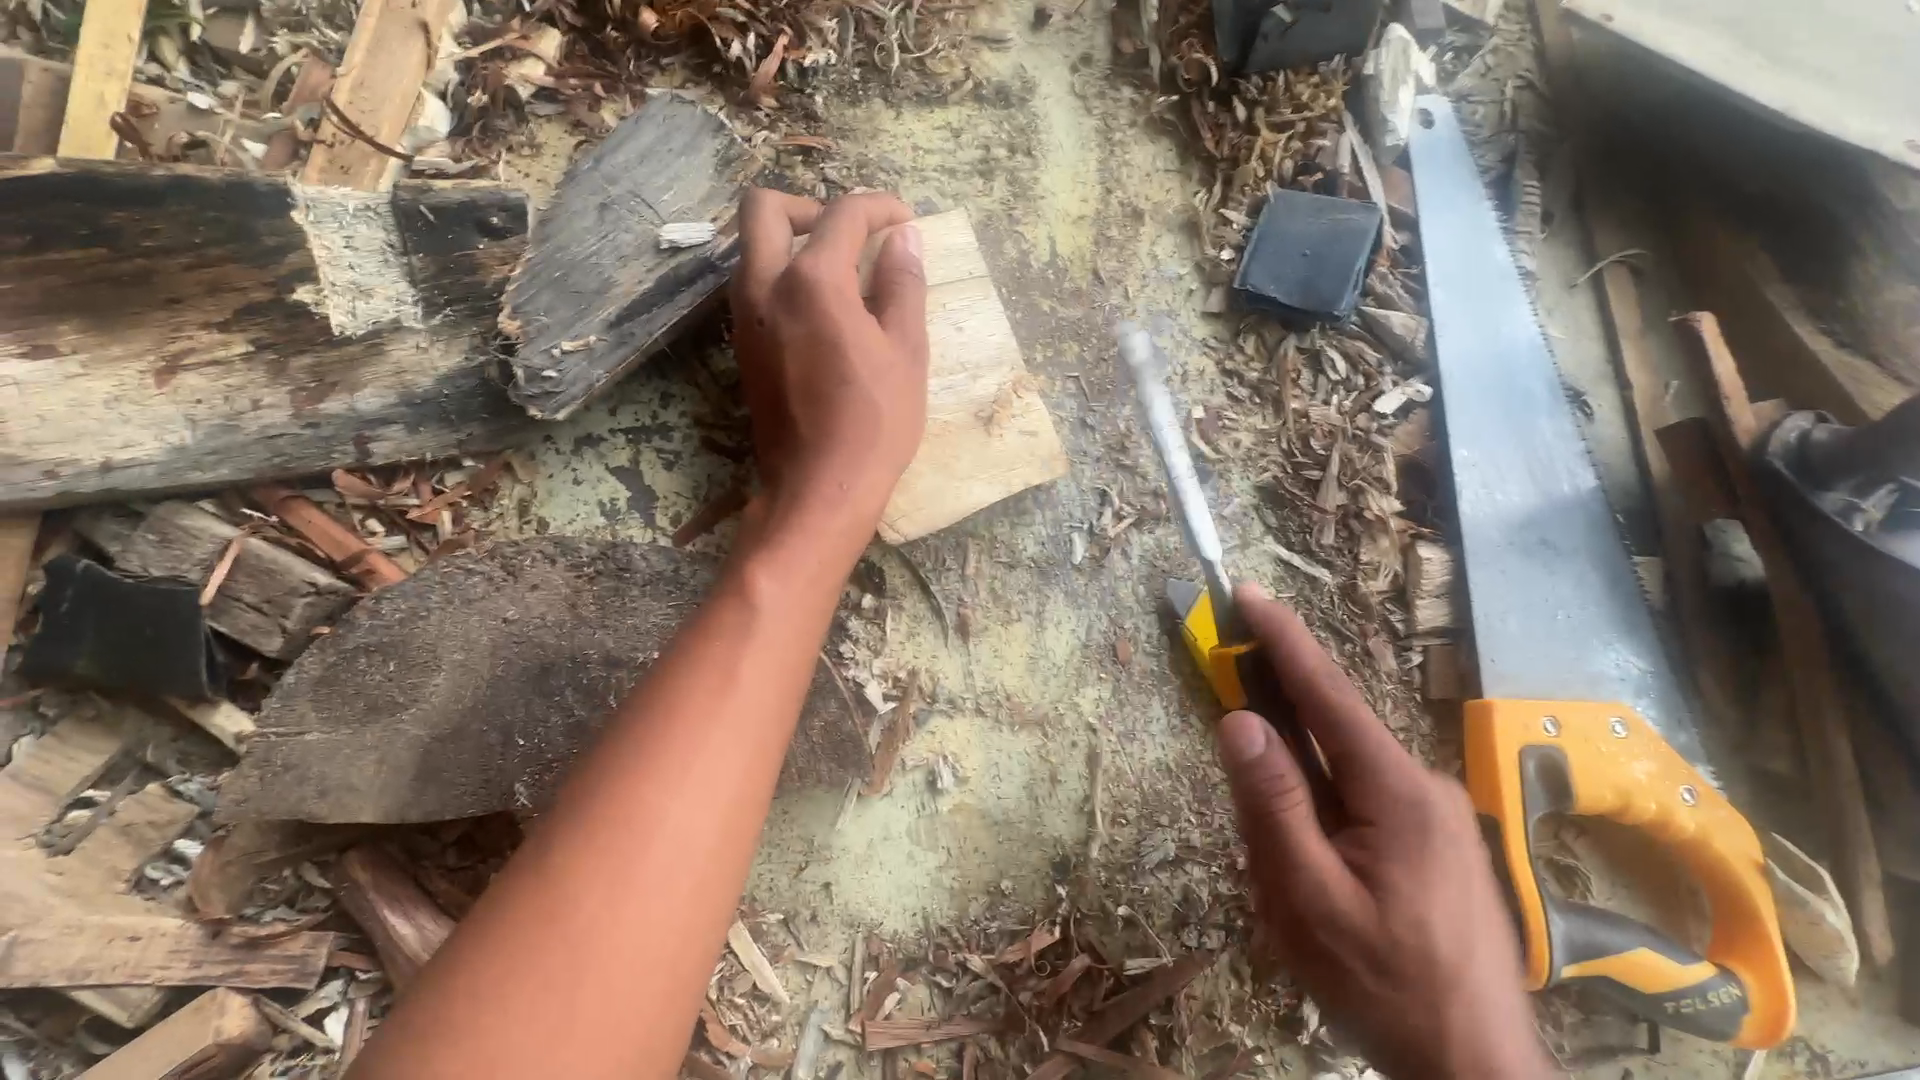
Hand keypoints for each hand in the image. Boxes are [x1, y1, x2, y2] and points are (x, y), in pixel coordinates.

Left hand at [730, 189, 928, 536]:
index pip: (843, 214)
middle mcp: (765, 287)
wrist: (819, 487)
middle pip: (765, 209)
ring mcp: (745, 318)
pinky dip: (782, 276)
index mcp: (812, 281)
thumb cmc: (874, 423)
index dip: (880, 207)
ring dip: (791, 241)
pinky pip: (753, 285)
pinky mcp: (742, 347)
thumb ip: (903, 285)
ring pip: (751, 247)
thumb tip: (906, 239)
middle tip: (851, 236)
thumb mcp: (906, 352)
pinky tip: (822, 311)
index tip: (906, 222)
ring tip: (841, 273)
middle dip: (810, 206)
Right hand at [1215, 583, 1552, 1079]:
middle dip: (1277, 720)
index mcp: (1396, 789)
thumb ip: (1272, 804)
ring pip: (1343, 774)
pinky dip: (1320, 808)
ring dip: (1296, 786)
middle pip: (1332, 731)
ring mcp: (1435, 816)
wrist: (1478, 1072)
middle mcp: (1423, 786)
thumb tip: (1239, 720)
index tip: (1247, 592)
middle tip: (1235, 737)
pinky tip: (1311, 865)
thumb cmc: (1387, 986)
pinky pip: (1360, 802)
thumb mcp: (1309, 899)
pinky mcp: (1433, 845)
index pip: (1328, 692)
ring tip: (1280, 862)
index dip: (1283, 639)